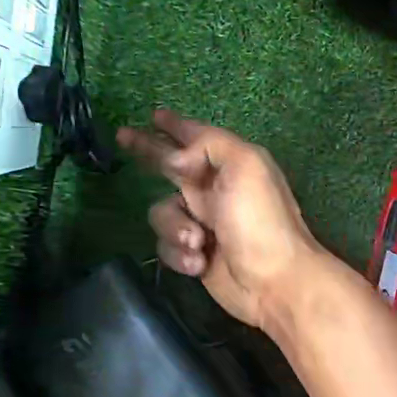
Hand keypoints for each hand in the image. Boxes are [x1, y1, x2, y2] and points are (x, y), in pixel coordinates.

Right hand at [118, 109, 324, 329]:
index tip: (154, 115)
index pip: (194, 136)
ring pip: (162, 212)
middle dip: (147, 152)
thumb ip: (209, 145)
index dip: (174, 125)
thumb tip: (174, 159)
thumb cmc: (260, 220)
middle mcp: (211, 188)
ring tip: (199, 240)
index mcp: (227, 163)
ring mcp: (201, 221)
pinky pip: (166, 246)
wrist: (274, 282)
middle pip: (168, 164)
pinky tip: (201, 262)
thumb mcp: (245, 165)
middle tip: (123, 136)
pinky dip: (180, 254)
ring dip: (175, 227)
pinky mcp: (193, 253)